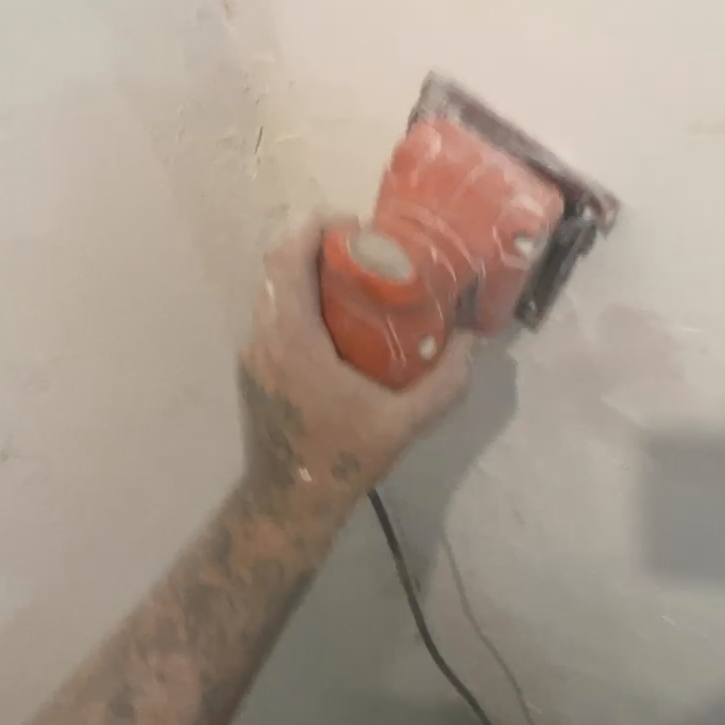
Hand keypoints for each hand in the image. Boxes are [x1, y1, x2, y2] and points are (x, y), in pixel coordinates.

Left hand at [237, 217, 474, 511]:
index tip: (351, 222)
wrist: (290, 501)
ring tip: (349, 281)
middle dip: (312, 246)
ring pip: (270, 293)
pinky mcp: (253, 372)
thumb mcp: (403, 424)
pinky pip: (271, 319)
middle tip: (358, 249)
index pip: (287, 259)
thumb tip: (472, 344)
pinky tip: (333, 325)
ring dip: (303, 275)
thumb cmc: (344, 459)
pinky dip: (297, 304)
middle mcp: (263, 339)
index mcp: (293, 340)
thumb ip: (443, 385)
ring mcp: (252, 356)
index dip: (314, 228)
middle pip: (276, 268)